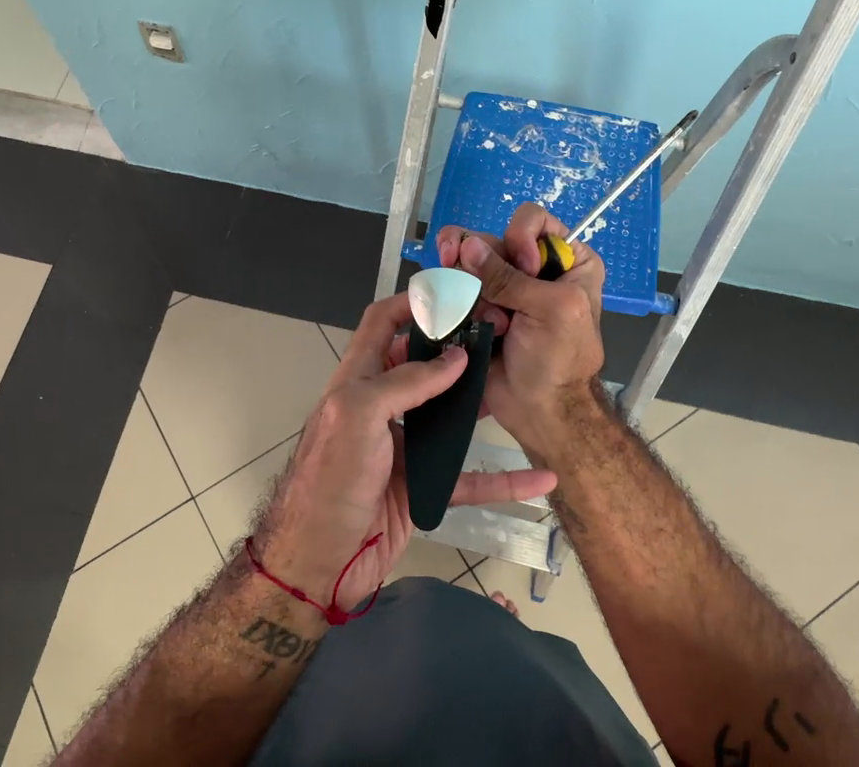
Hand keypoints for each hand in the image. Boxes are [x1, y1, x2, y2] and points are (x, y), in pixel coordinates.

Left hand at [254, 293, 557, 611]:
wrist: (317, 564)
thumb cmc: (330, 479)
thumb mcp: (358, 415)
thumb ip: (405, 381)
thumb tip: (456, 357)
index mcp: (356, 382)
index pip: (381, 325)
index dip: (411, 303)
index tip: (455, 293)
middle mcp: (380, 409)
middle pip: (422, 367)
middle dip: (458, 350)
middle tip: (502, 336)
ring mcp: (402, 450)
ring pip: (450, 420)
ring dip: (482, 406)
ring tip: (521, 386)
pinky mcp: (422, 490)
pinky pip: (469, 480)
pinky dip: (504, 480)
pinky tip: (540, 478)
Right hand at [434, 203, 606, 454]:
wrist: (540, 410)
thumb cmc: (560, 360)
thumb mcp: (551, 310)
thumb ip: (509, 277)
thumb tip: (466, 245)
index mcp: (568, 261)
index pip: (534, 223)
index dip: (520, 237)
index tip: (523, 265)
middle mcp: (533, 269)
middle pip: (493, 240)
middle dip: (479, 258)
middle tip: (454, 260)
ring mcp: (503, 289)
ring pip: (468, 262)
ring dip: (464, 281)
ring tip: (468, 305)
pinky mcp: (477, 308)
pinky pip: (454, 286)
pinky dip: (450, 295)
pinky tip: (453, 311)